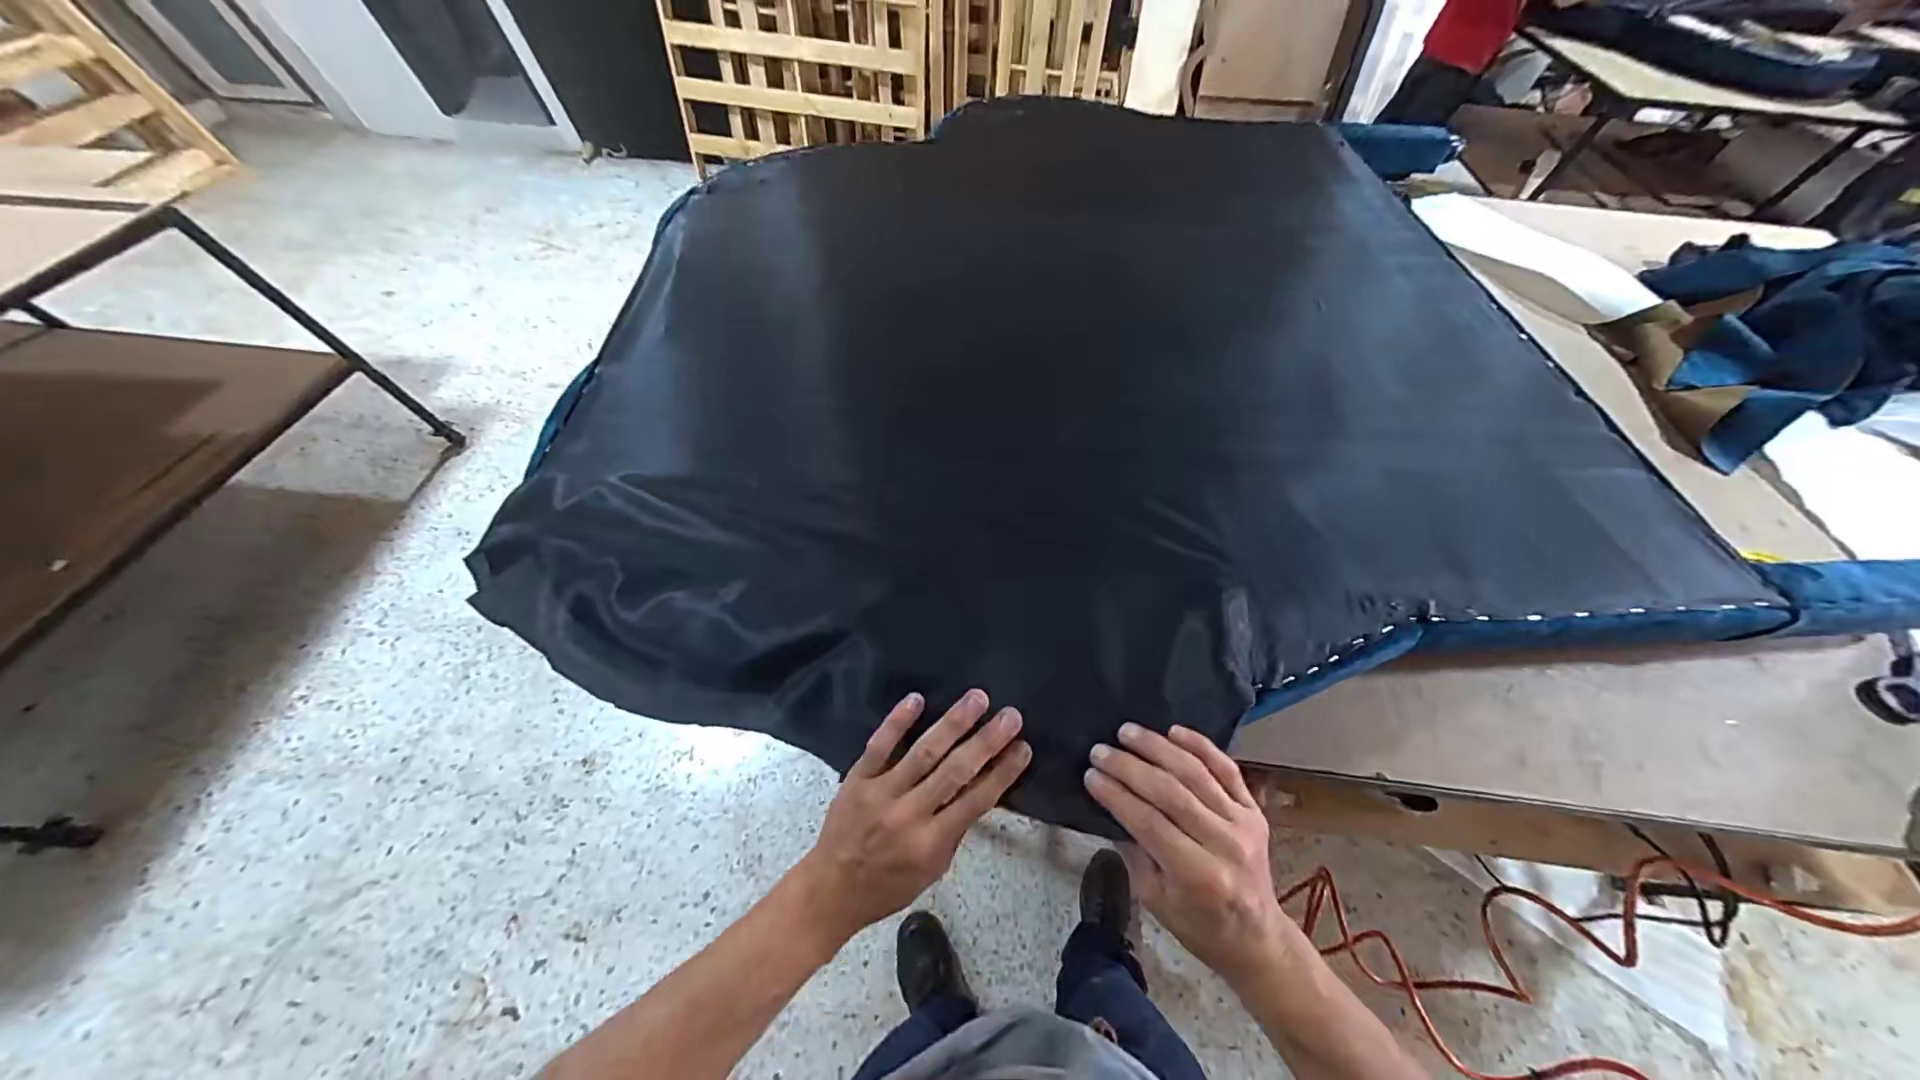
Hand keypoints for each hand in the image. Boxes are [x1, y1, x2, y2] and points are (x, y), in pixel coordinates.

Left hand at [791, 689, 1031, 945]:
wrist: (831, 889)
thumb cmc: (888, 884)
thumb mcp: (932, 869)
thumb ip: (955, 829)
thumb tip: (981, 788)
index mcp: (931, 842)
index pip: (977, 800)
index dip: (1003, 772)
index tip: (1023, 747)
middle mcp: (909, 814)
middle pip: (955, 770)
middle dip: (987, 741)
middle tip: (1011, 715)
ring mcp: (881, 793)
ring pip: (923, 752)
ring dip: (953, 722)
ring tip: (977, 698)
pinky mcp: (857, 779)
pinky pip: (879, 745)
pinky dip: (897, 721)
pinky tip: (916, 699)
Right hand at [1083, 723, 1296, 989]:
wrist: (1258, 936)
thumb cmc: (1198, 925)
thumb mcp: (1155, 898)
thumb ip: (1134, 850)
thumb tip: (1109, 804)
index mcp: (1198, 876)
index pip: (1149, 823)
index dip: (1116, 795)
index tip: (1090, 775)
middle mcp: (1224, 844)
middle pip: (1170, 793)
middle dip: (1129, 767)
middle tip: (1100, 750)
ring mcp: (1243, 823)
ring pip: (1195, 774)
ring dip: (1158, 748)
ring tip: (1127, 732)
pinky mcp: (1254, 810)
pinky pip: (1226, 769)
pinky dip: (1200, 745)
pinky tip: (1173, 730)